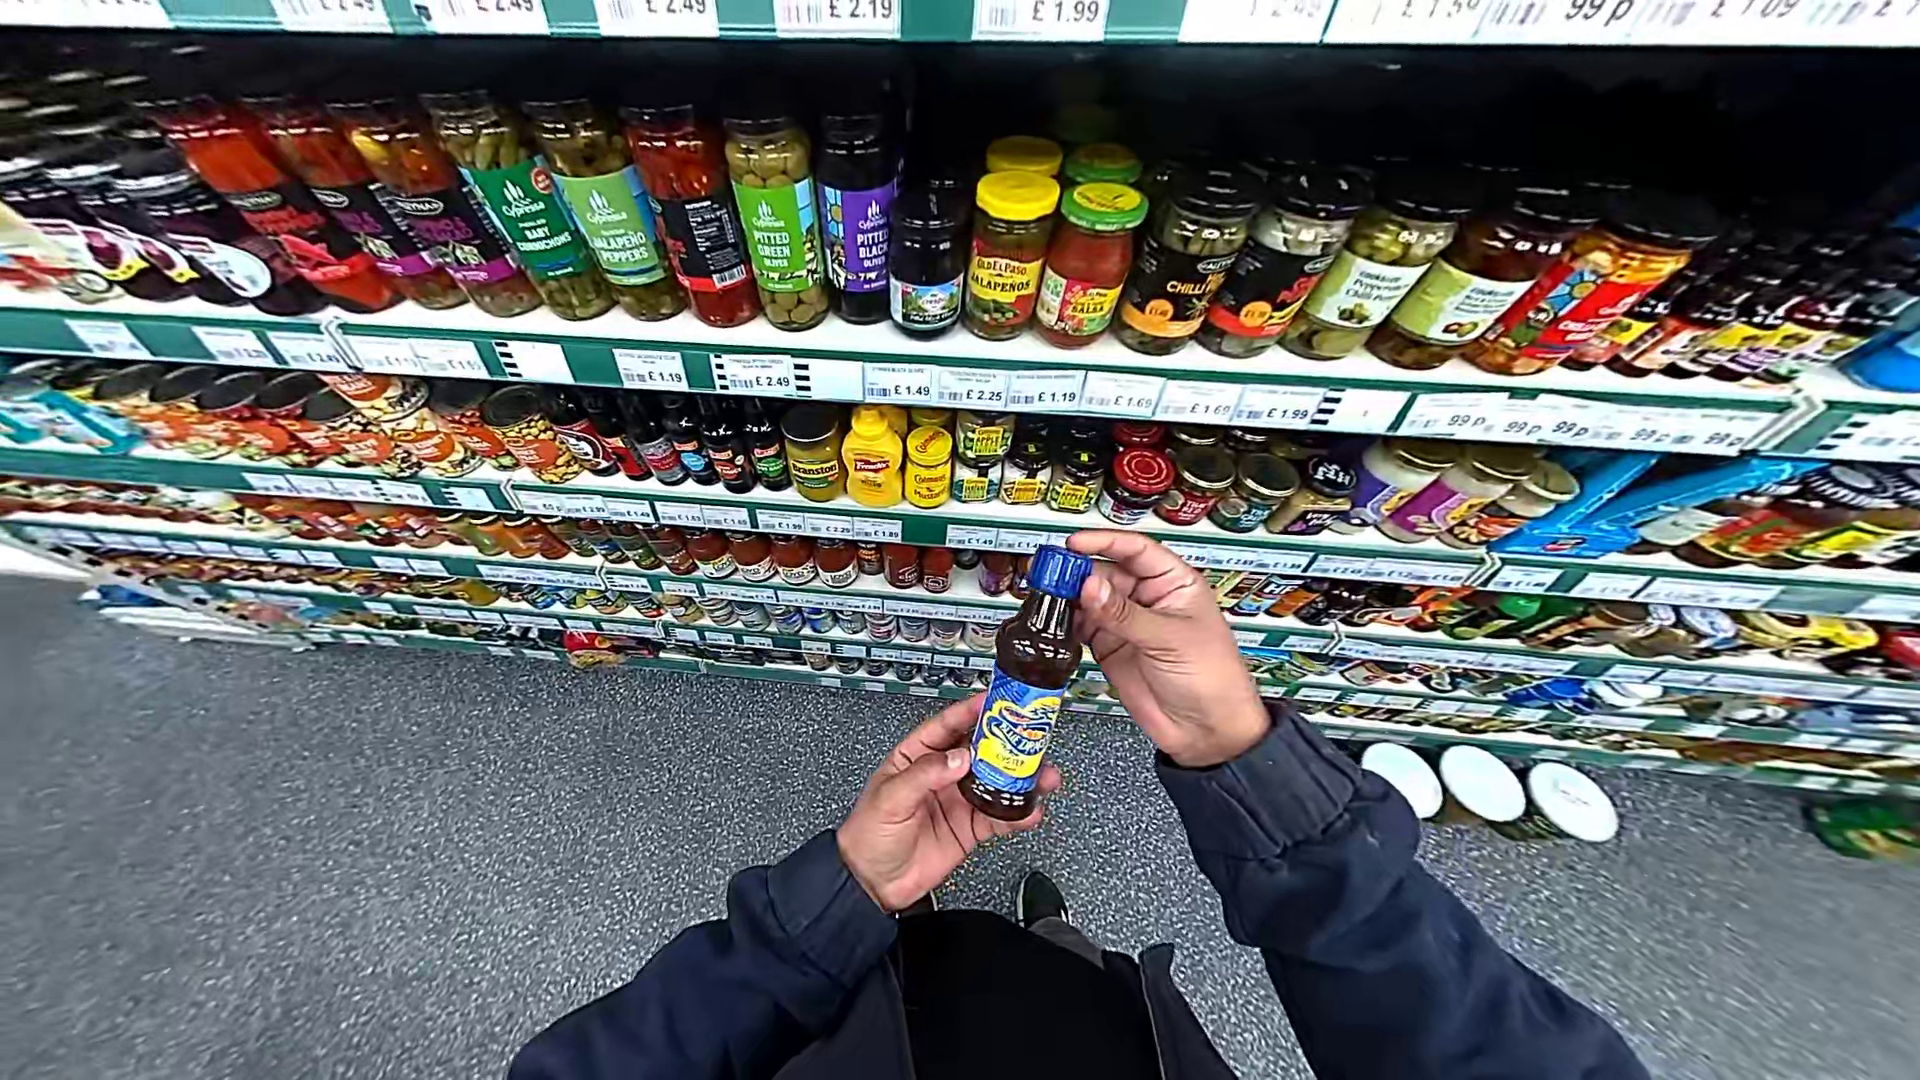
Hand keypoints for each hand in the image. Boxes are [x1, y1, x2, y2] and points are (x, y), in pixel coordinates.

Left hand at [837, 694, 1061, 912]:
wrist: (872, 885)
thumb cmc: (868, 834)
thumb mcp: (890, 797)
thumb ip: (924, 774)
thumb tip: (958, 758)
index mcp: (918, 754)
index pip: (949, 724)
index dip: (973, 710)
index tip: (996, 701)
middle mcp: (943, 772)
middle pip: (981, 750)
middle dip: (1008, 742)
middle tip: (1031, 737)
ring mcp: (959, 799)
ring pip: (997, 781)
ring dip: (1021, 777)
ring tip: (1043, 776)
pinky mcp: (970, 827)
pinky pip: (1000, 815)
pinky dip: (1018, 813)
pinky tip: (1030, 811)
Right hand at [1068, 530, 1270, 768]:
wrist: (1206, 732)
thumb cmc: (1213, 679)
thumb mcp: (1170, 639)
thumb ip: (1125, 614)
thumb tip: (1090, 586)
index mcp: (1173, 584)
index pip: (1136, 550)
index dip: (1104, 543)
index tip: (1076, 544)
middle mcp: (1147, 598)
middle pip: (1106, 570)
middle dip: (1078, 570)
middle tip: (1053, 572)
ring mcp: (1126, 622)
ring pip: (1089, 597)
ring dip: (1069, 595)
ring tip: (1048, 594)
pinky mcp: (1109, 645)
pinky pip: (1082, 625)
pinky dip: (1066, 621)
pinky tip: (1056, 619)